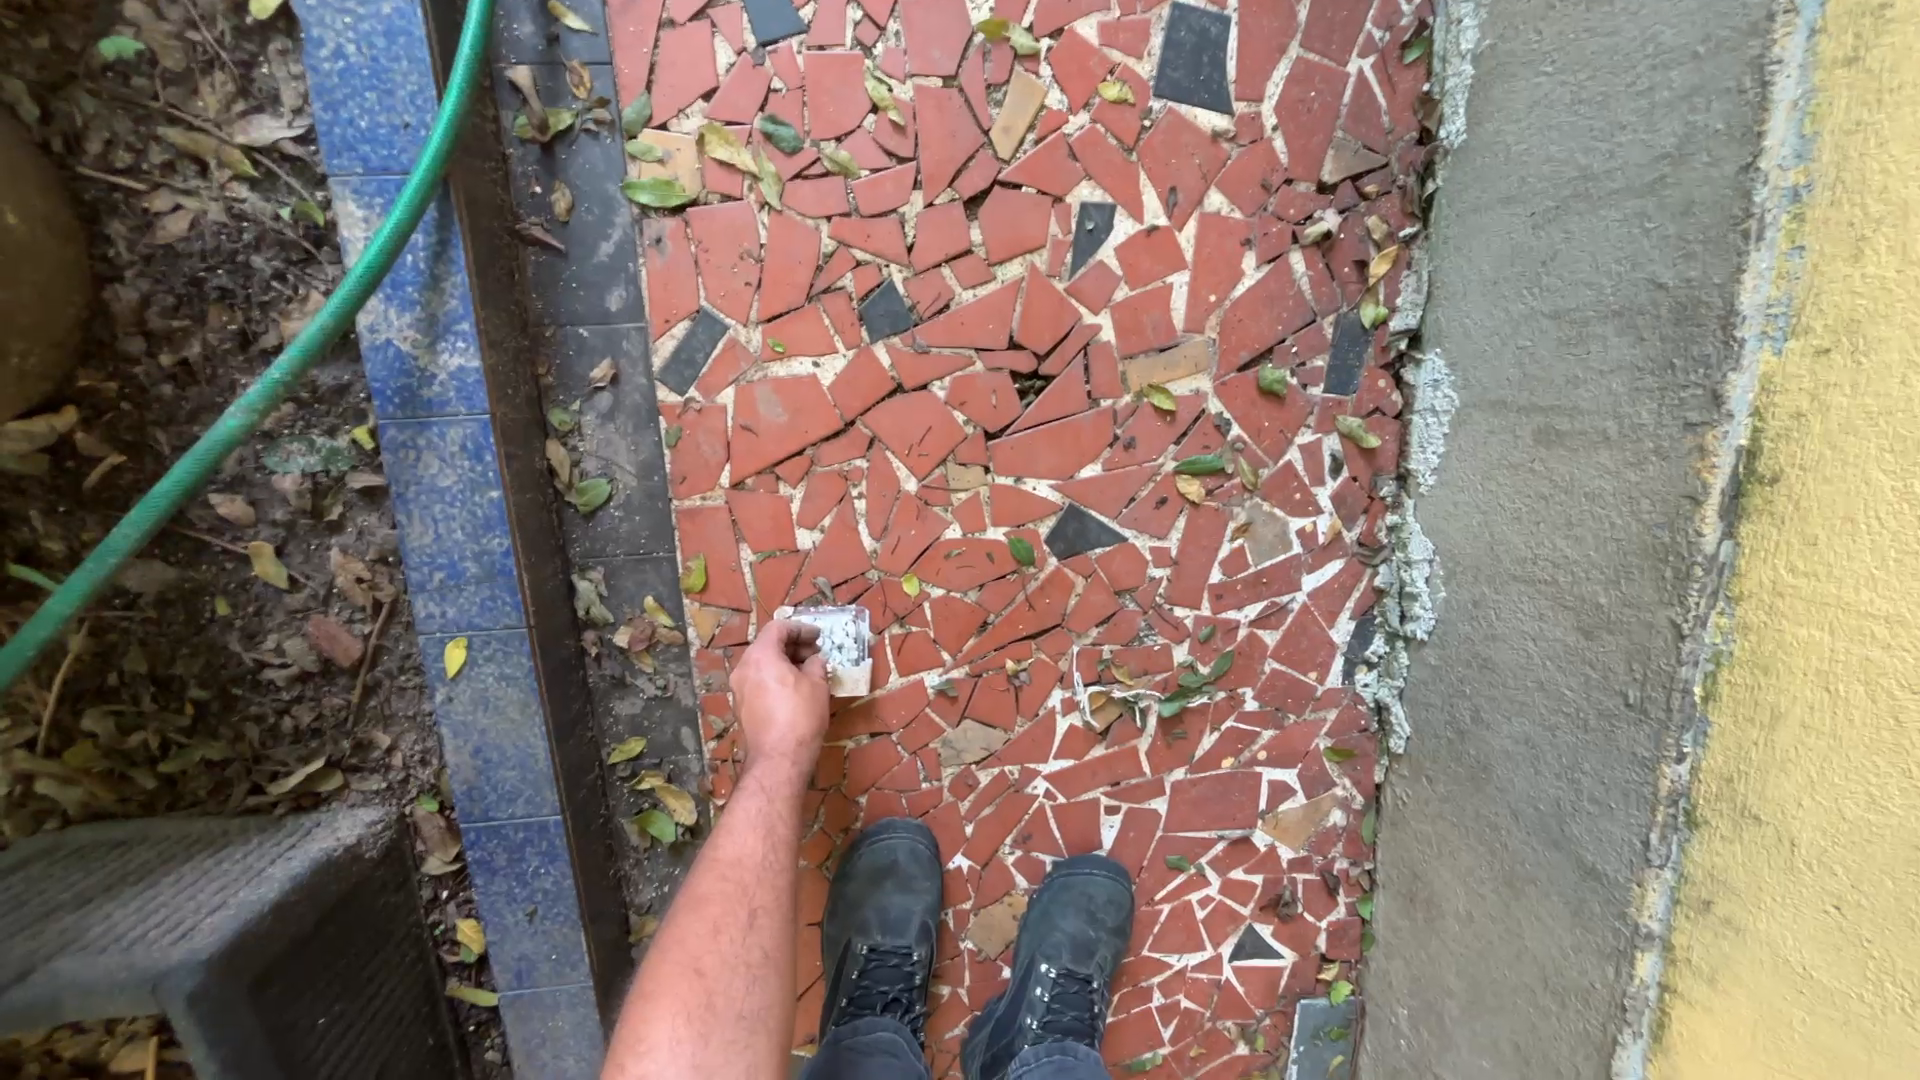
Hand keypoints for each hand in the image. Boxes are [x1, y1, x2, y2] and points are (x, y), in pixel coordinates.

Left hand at [728, 620, 829, 783]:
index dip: (801, 628)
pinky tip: (794, 688)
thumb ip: (816, 664)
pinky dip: (775, 677)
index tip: (818, 636)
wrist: (778, 758)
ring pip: (762, 663)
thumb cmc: (800, 716)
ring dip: (784, 661)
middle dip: (793, 645)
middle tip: (815, 653)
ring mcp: (738, 688)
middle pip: (767, 644)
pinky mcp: (741, 705)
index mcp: (760, 655)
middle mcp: (743, 668)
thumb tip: (814, 661)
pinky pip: (758, 680)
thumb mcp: (817, 685)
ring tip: (808, 671)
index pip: (778, 628)